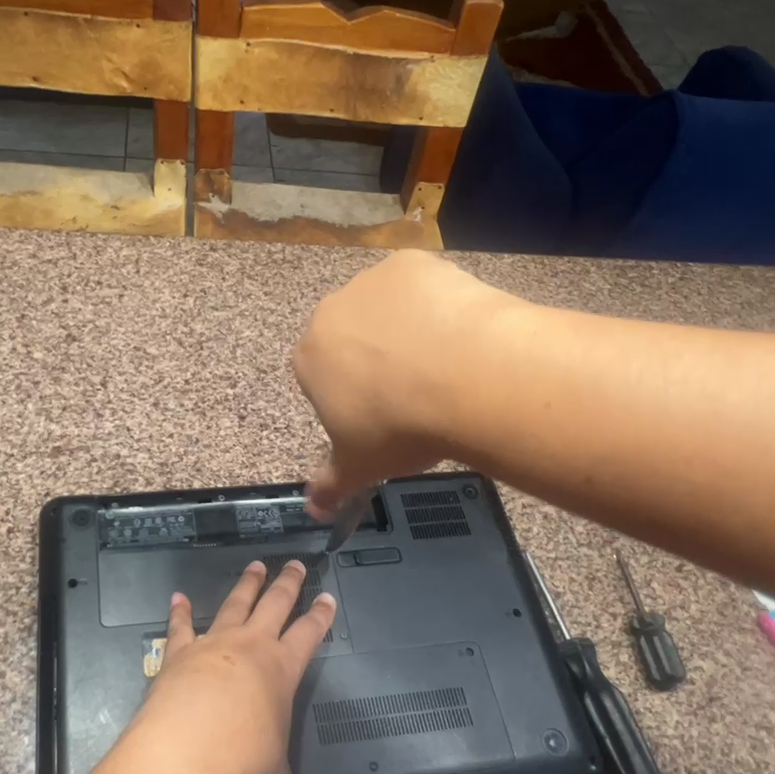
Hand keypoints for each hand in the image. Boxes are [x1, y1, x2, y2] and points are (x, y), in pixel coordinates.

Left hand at [129, 560, 334, 773]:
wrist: (188, 754)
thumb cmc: (242, 766)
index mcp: (283, 671)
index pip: (309, 634)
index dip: (320, 615)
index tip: (327, 597)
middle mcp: (252, 648)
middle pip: (275, 605)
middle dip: (287, 584)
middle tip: (295, 564)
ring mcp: (214, 645)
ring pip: (235, 604)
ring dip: (246, 584)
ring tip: (254, 565)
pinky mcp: (179, 653)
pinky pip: (182, 627)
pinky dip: (181, 612)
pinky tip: (178, 598)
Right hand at [291, 250, 522, 514]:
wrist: (466, 377)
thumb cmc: (401, 427)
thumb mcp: (360, 467)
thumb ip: (330, 486)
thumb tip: (312, 510)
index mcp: (308, 359)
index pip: (321, 377)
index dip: (352, 397)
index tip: (382, 416)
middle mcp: (330, 312)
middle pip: (350, 337)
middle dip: (374, 360)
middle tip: (414, 392)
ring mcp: (372, 282)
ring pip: (386, 308)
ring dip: (405, 330)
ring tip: (445, 365)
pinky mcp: (414, 263)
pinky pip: (420, 284)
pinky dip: (435, 303)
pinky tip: (459, 332)